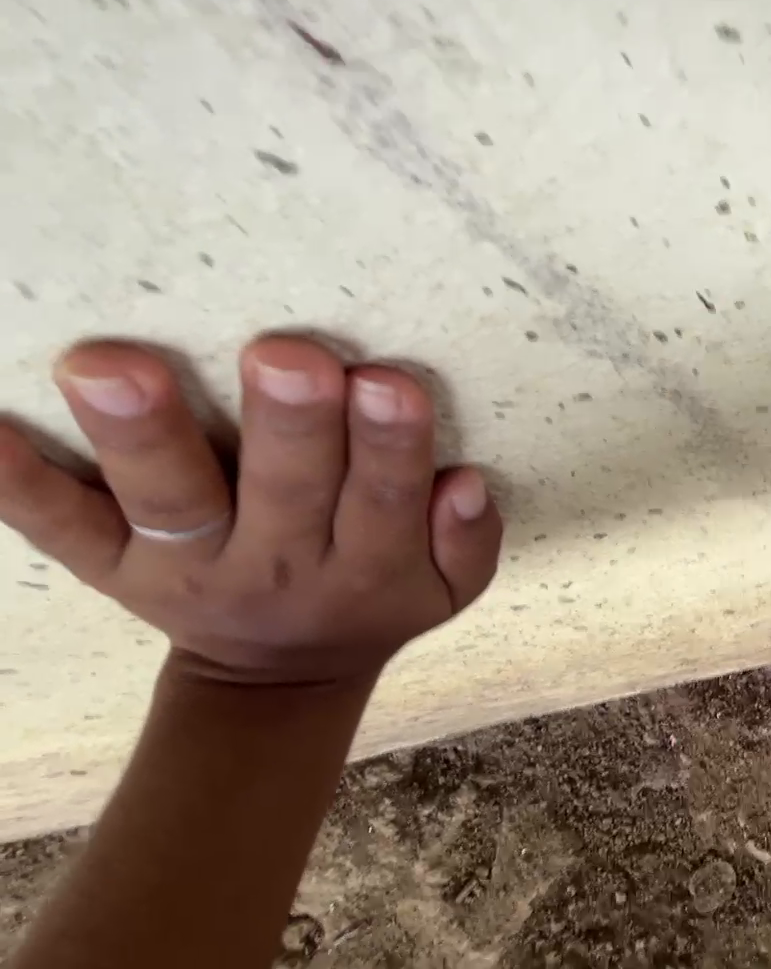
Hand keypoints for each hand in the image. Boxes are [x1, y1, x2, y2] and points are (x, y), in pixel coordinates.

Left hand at [0, 336, 503, 684]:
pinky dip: (16, 484)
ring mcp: (187, 567)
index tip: (389, 383)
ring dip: (142, 435)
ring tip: (110, 367)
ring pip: (168, 501)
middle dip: (290, 423)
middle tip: (286, 354)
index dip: (391, 443)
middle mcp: (281, 565)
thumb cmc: (381, 603)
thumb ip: (468, 538)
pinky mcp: (112, 568)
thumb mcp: (452, 588)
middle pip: (289, 489)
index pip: (387, 497)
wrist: (282, 674)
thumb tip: (464, 481)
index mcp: (370, 564)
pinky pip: (58, 528)